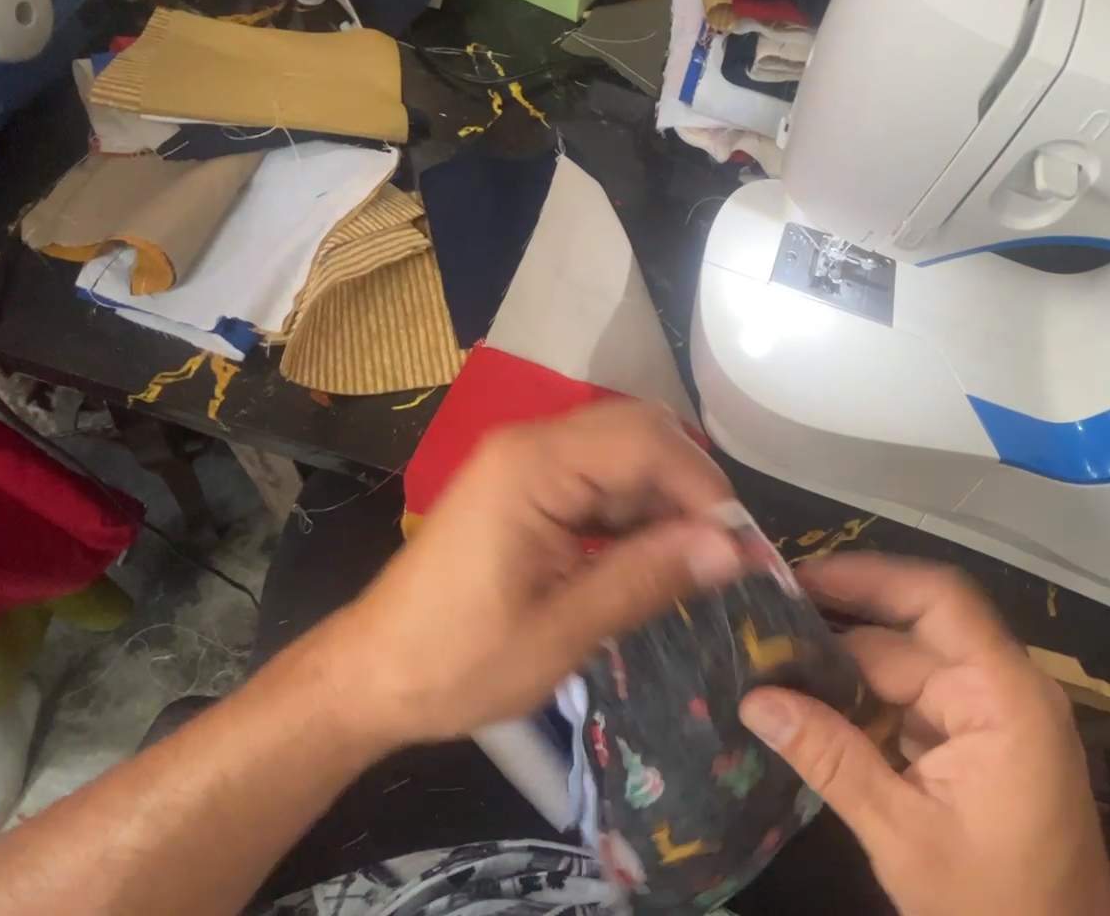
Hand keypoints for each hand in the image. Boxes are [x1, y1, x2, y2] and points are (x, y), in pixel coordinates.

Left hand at [301, 401, 746, 747]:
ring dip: (663, 503)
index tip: (739, 549)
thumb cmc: (456, 662)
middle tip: (719, 557)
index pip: (646, 440)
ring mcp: (524, 462)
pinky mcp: (523, 487)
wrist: (370, 675)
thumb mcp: (562, 632)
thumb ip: (647, 578)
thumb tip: (733, 547)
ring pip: (622, 455)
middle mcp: (530, 445)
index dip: (704, 487)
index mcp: (533, 466)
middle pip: (638, 434)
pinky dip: (631, 513)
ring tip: (691, 567)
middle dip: (688, 490)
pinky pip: (596, 480)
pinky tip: (647, 559)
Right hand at [739, 555, 1109, 915]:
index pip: (937, 601)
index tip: (800, 577)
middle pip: (907, 635)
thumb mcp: (902, 834)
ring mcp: (986, 716)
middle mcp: (999, 689)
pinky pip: (907, 703)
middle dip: (834, 630)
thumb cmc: (997, 911)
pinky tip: (806, 703)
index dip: (868, 576)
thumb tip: (753, 700)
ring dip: (840, 668)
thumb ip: (829, 758)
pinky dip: (860, 703)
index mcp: (1003, 697)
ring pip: (901, 668)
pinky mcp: (971, 743)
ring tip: (768, 660)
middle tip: (760, 625)